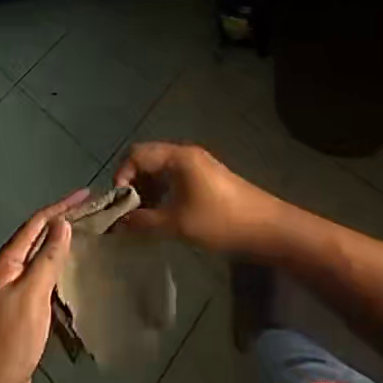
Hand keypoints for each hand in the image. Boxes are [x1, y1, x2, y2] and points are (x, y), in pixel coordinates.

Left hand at [0, 188, 86, 382]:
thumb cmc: (10, 340)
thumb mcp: (32, 294)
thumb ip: (47, 258)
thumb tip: (61, 224)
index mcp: (3, 263)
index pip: (35, 224)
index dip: (60, 207)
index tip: (84, 194)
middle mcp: (3, 273)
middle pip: (35, 239)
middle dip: (60, 225)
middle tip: (89, 214)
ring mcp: (7, 294)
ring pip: (37, 262)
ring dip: (59, 250)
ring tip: (85, 241)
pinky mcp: (15, 314)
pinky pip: (39, 284)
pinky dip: (56, 276)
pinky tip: (71, 281)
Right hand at [112, 141, 284, 257]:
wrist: (267, 228)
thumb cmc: (220, 221)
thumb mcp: (178, 224)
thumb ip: (143, 222)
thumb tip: (116, 225)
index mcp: (177, 156)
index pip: (136, 154)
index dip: (122, 176)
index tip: (118, 205)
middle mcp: (184, 154)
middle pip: (146, 159)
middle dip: (132, 183)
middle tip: (127, 212)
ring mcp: (195, 165)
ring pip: (159, 170)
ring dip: (146, 190)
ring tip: (141, 217)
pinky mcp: (203, 178)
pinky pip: (172, 178)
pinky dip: (161, 192)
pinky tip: (161, 215)